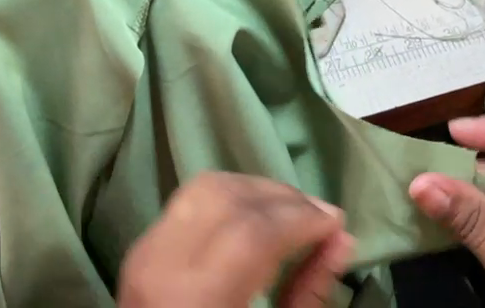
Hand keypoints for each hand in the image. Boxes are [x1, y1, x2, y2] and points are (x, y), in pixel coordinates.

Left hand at [119, 172, 354, 307]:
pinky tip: (258, 213)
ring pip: (206, 187)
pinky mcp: (143, 244)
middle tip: (321, 214)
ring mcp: (146, 249)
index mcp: (194, 300)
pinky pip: (189, 199)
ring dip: (256, 189)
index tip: (336, 222)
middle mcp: (161, 263)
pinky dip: (229, 197)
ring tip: (294, 210)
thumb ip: (307, 295)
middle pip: (227, 197)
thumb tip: (341, 241)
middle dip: (282, 197)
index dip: (300, 219)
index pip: (252, 232)